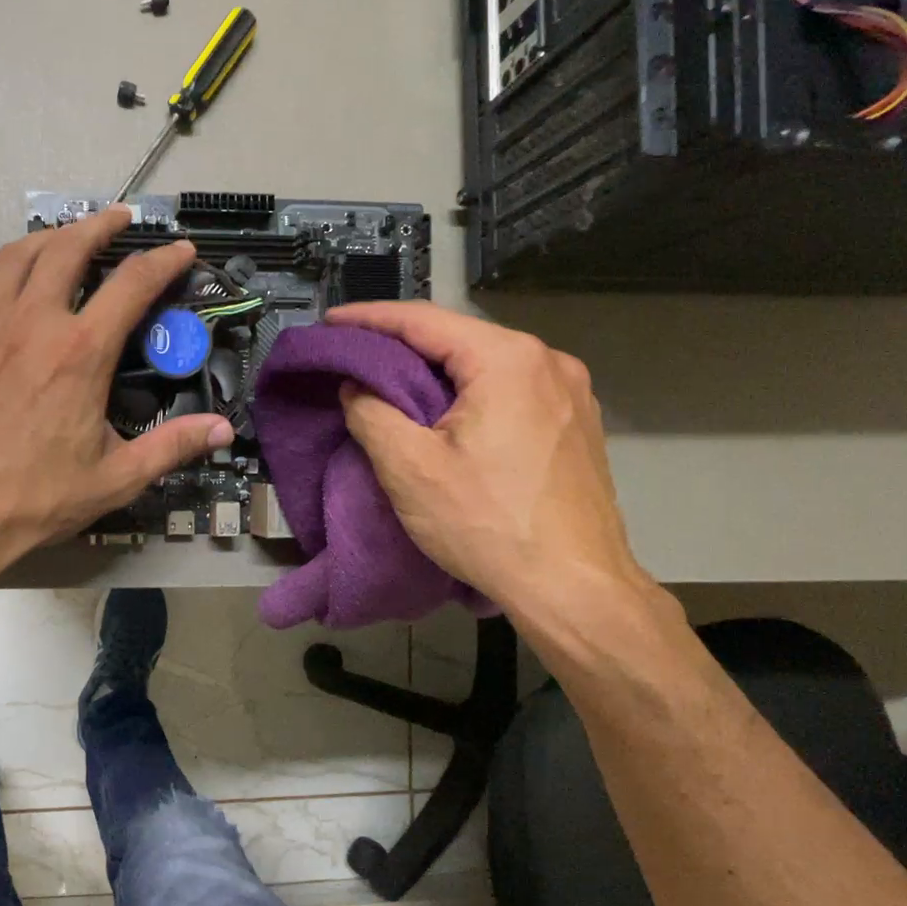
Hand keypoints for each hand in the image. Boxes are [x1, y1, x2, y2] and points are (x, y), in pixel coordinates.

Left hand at [0, 206, 233, 577]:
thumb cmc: (34, 500)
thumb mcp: (115, 479)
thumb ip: (172, 447)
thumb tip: (223, 431)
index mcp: (80, 352)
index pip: (132, 284)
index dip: (163, 260)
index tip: (181, 250)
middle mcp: (31, 324)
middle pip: (67, 249)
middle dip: (99, 225)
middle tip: (118, 218)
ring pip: (12, 258)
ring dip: (42, 239)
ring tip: (61, 239)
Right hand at [329, 302, 648, 609]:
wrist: (574, 586)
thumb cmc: (488, 524)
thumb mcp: (409, 468)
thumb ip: (372, 413)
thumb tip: (357, 387)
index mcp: (507, 360)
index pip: (424, 321)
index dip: (370, 318)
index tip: (330, 323)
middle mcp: (548, 362)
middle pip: (459, 339)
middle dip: (402, 346)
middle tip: (354, 356)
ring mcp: (571, 394)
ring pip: (487, 366)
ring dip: (437, 373)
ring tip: (392, 386)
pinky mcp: (576, 425)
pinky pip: (511, 392)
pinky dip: (470, 394)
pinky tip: (445, 417)